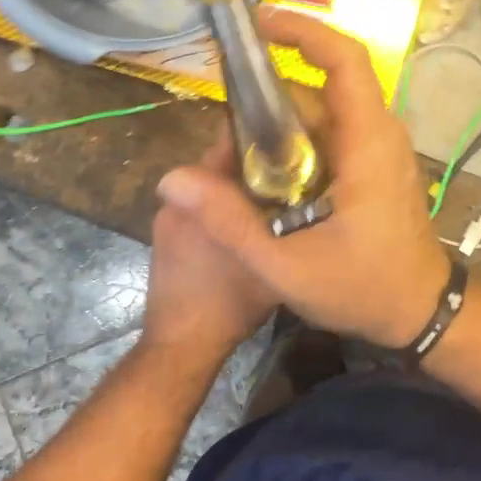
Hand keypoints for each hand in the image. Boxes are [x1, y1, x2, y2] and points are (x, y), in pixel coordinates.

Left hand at [141, 134, 279, 355]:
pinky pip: (202, 211)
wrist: (183, 344)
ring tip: (282, 202)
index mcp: (199, 189)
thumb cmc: (228, 299)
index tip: (299, 140)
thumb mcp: (271, 258)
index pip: (232, 140)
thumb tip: (315, 192)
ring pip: (214, 189)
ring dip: (243, 193)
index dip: (267, 137)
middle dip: (260, 168)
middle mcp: (177, 194)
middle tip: (299, 175)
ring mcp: (168, 218)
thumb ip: (288, 221)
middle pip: (225, 165)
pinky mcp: (165, 238)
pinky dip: (226, 212)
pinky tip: (253, 229)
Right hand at [155, 12, 449, 347]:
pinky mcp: (373, 164)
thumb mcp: (287, 266)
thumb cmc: (365, 289)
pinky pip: (327, 135)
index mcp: (367, 143)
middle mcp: (378, 133)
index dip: (303, 31)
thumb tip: (171, 180)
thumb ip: (229, 223)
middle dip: (265, 95)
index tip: (256, 24)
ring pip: (319, 113)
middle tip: (218, 124)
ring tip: (229, 156)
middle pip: (317, 88)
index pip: (345, 60)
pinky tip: (259, 176)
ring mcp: (378, 148)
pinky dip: (291, 144)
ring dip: (274, 125)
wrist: (420, 311)